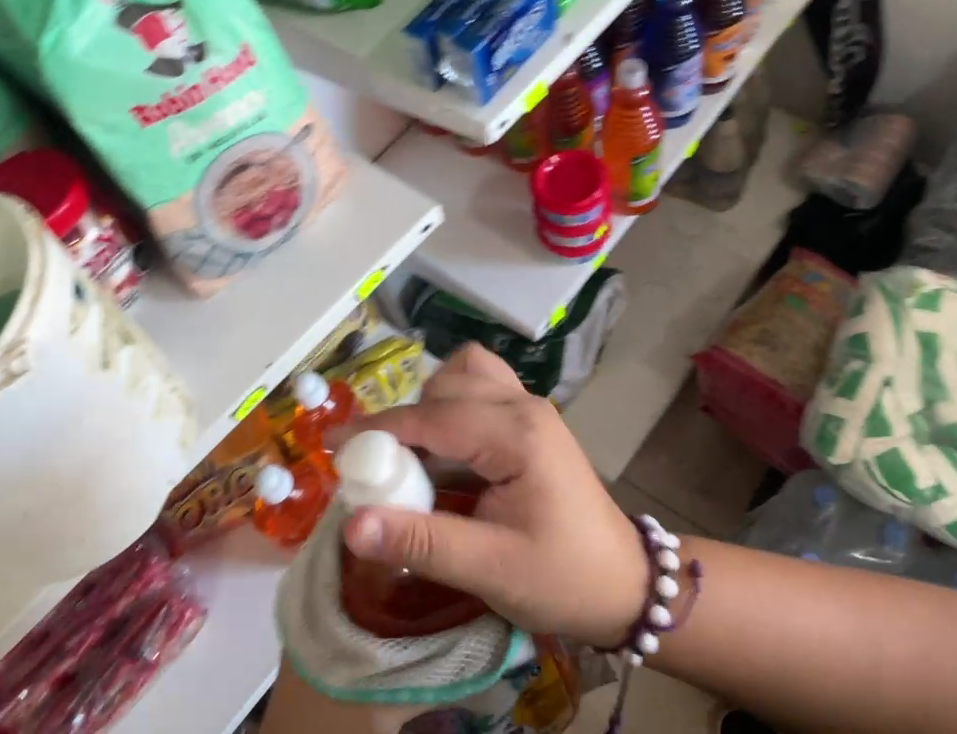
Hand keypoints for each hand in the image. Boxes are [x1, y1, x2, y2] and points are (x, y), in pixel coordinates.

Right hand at [336, 343, 647, 647]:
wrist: (624, 583)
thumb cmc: (563, 578)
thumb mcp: (490, 569)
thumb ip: (422, 542)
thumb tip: (352, 525)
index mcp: (517, 433)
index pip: (431, 417)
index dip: (377, 432)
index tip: (332, 451)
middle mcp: (524, 405)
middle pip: (445, 386)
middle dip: (403, 422)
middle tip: (377, 471)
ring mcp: (531, 408)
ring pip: (464, 374)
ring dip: (430, 406)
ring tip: (414, 459)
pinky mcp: (531, 420)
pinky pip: (481, 387)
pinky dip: (452, 405)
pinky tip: (444, 451)